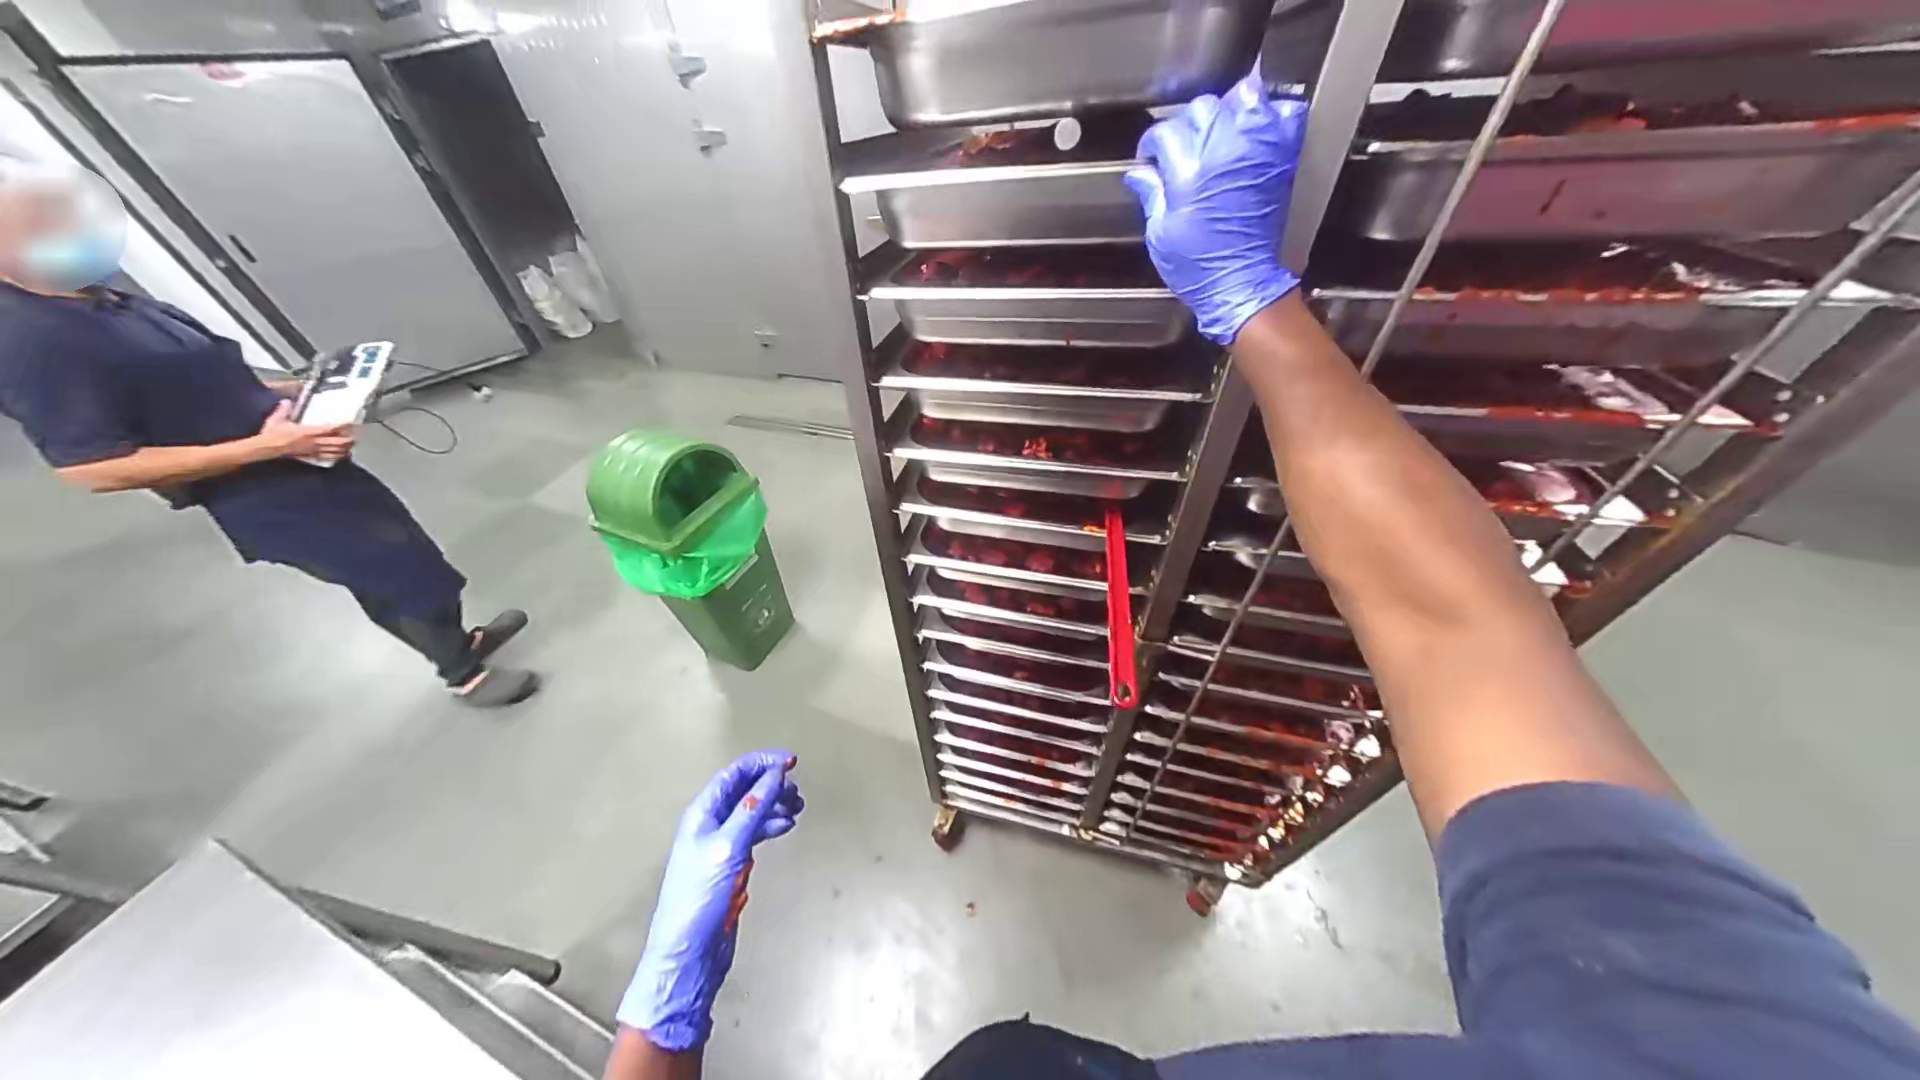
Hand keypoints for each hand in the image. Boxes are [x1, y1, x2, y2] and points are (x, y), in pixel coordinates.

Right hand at [254, 400, 354, 461]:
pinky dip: (340, 455)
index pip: (331, 428)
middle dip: (350, 438)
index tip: (351, 421)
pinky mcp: (314, 456)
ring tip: (352, 442)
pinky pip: (331, 457)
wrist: (266, 448)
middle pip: (340, 441)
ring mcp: (316, 450)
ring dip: (348, 446)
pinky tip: (345, 453)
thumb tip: (286, 400)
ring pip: (338, 450)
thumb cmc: (272, 433)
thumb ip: (283, 410)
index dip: (343, 425)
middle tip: (356, 433)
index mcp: (308, 431)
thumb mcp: (276, 419)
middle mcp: (315, 441)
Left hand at [618, 750, 802, 1051]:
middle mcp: (709, 826)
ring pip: (752, 809)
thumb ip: (753, 809)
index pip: (735, 773)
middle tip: (795, 783)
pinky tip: (783, 825)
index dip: (763, 762)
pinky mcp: (730, 864)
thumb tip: (773, 777)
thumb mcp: (728, 848)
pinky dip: (772, 823)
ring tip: (795, 802)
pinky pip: (754, 831)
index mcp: (702, 815)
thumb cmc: (696, 906)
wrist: (689, 956)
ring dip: (775, 801)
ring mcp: (720, 845)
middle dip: (772, 781)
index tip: (789, 760)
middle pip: (744, 788)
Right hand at [1124, 73, 1307, 344]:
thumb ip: (1151, 194)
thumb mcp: (1160, 235)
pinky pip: (1285, 112)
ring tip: (1216, 133)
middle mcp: (1224, 152)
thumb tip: (1138, 172)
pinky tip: (1254, 130)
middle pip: (1201, 108)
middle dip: (1186, 125)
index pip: (1165, 132)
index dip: (1152, 144)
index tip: (1150, 158)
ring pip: (1242, 97)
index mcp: (1188, 172)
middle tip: (1180, 148)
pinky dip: (1271, 113)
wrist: (1240, 284)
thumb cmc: (1198, 267)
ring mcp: (1257, 150)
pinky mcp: (1280, 157)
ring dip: (1227, 110)